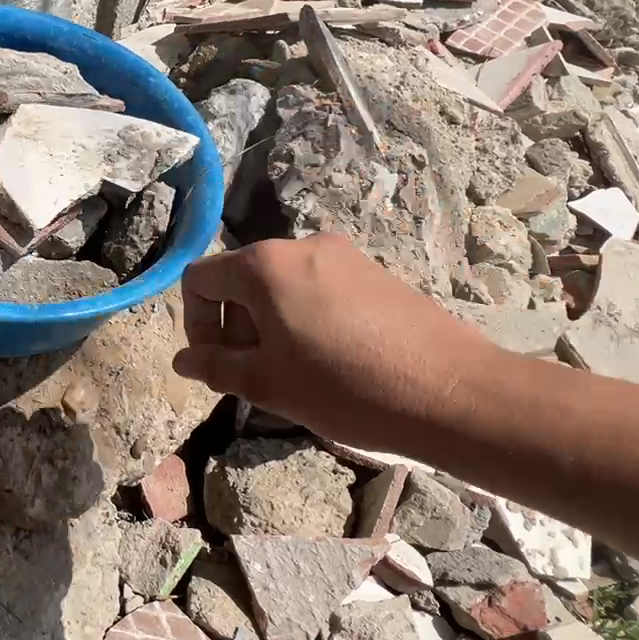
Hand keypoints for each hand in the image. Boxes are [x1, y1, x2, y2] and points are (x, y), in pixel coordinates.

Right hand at [173, 234, 501, 449]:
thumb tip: (183, 361)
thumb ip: (216, 367)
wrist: (455, 394)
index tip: (219, 363)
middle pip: (240, 278)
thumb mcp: (268, 384)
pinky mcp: (375, 271)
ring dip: (271, 324)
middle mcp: (301, 245)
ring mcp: (343, 255)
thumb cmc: (347, 388)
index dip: (196, 322)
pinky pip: (318, 287)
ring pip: (281, 285)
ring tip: (298, 370)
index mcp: (265, 266)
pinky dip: (307, 317)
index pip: (200, 278)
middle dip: (236, 325)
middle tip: (258, 372)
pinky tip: (335, 360)